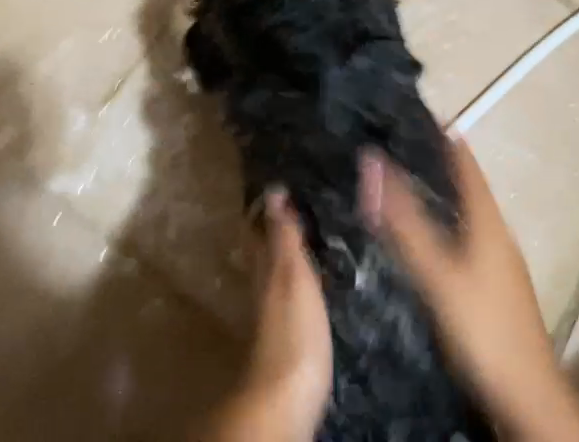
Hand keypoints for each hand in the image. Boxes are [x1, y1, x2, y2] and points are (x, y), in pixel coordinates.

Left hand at [201, 189, 331, 441]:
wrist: (287, 395)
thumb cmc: (293, 330)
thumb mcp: (291, 275)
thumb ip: (283, 237)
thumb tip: (273, 192)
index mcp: (265, 266)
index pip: (260, 227)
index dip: (269, 206)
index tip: (286, 182)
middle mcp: (264, 283)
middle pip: (267, 247)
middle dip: (281, 225)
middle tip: (305, 203)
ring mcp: (275, 310)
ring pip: (279, 269)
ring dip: (293, 250)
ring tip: (317, 234)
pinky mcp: (290, 332)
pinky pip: (293, 291)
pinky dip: (302, 277)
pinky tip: (318, 279)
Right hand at [362, 137, 578, 441]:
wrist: (526, 394)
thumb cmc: (483, 326)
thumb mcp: (437, 272)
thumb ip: (404, 220)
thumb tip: (371, 162)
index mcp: (488, 220)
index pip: (464, 160)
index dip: (440, 134)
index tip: (409, 111)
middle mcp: (495, 232)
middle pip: (463, 184)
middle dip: (432, 161)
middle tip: (391, 143)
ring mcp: (496, 261)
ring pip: (462, 213)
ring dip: (435, 194)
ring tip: (396, 182)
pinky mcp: (490, 287)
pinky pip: (461, 238)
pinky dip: (438, 225)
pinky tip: (417, 240)